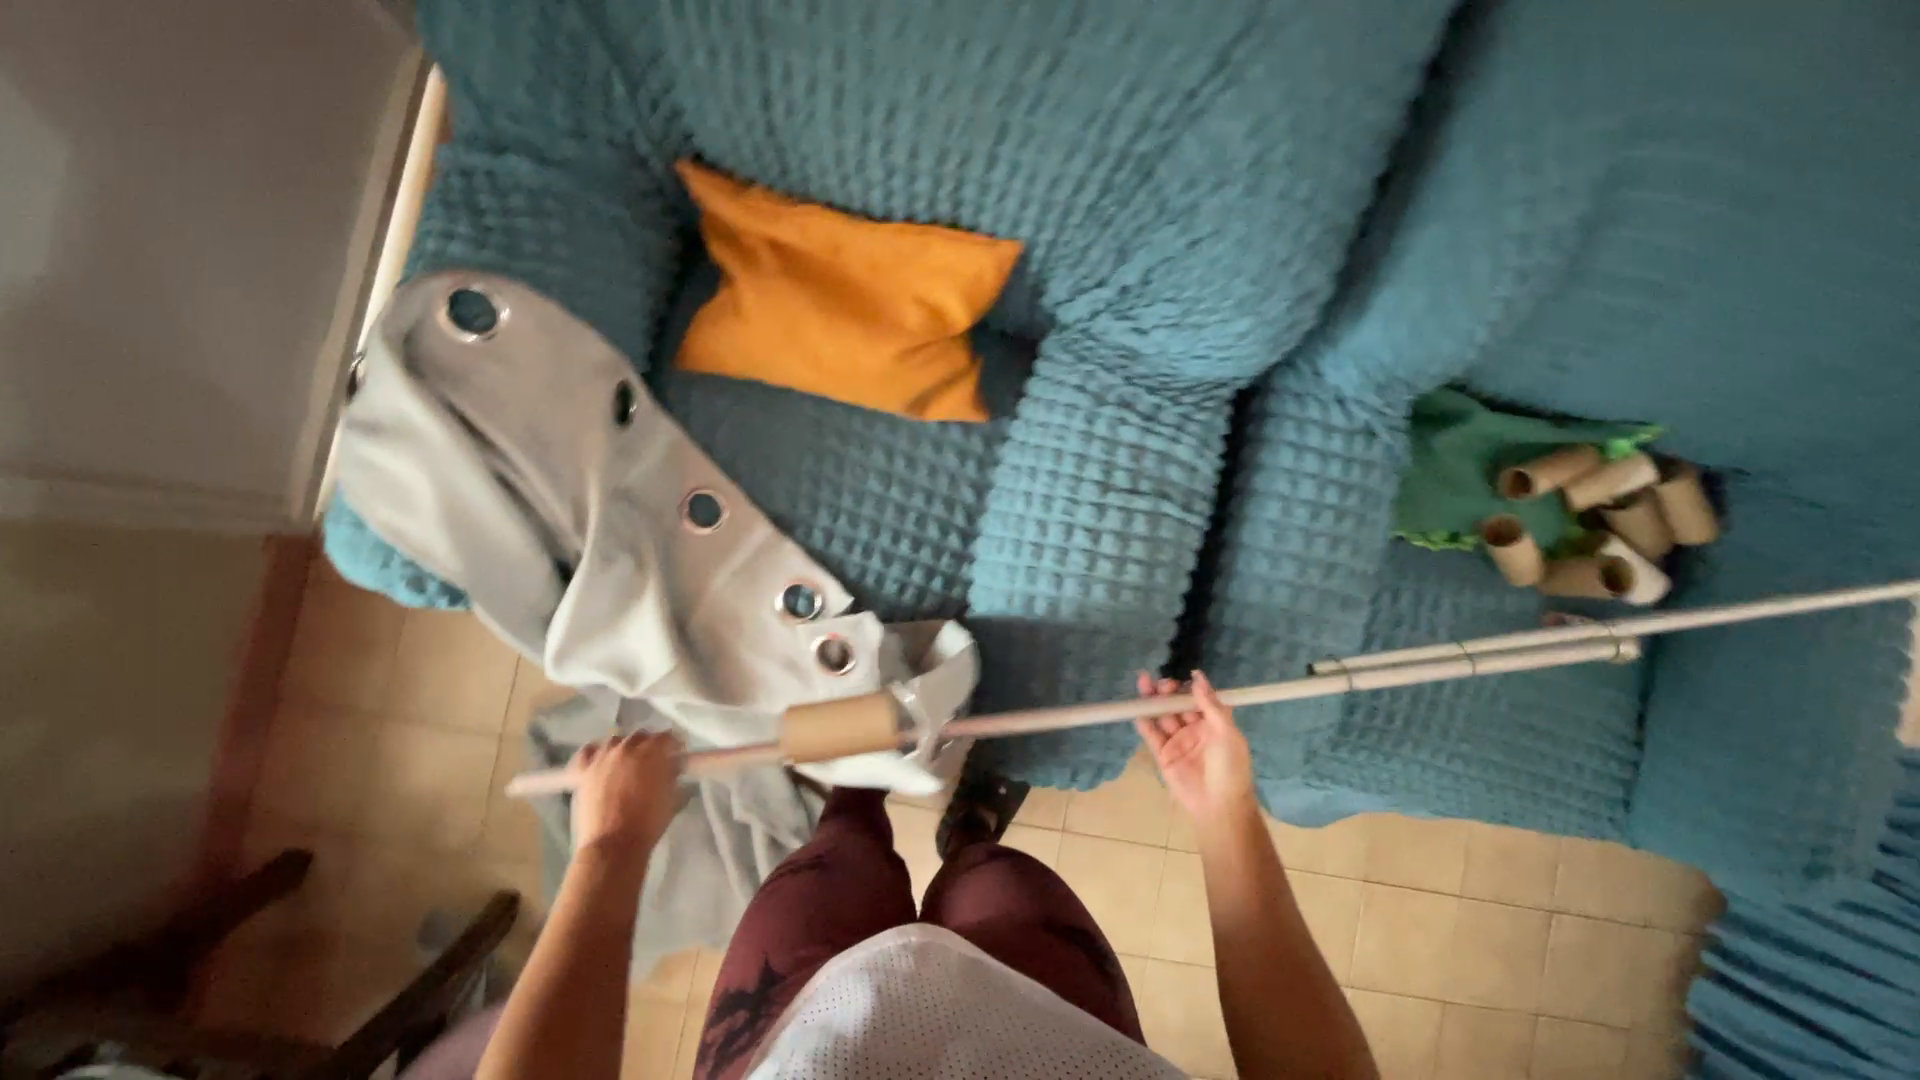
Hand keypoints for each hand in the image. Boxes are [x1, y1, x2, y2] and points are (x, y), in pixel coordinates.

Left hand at [567, 733, 683, 853]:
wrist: (614, 843)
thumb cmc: (649, 822)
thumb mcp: (672, 797)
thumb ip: (672, 776)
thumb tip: (672, 767)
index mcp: (652, 752)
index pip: (667, 737)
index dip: (674, 745)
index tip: (677, 755)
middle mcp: (626, 748)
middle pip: (641, 736)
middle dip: (650, 745)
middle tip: (654, 761)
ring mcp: (602, 758)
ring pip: (615, 741)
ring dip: (624, 747)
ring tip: (627, 762)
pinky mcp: (583, 771)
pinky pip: (587, 752)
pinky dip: (595, 752)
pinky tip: (600, 760)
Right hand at [1133, 670, 1257, 827]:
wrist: (1220, 805)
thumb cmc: (1230, 767)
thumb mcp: (1227, 733)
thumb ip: (1211, 705)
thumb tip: (1197, 677)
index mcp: (1213, 723)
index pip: (1196, 699)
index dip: (1186, 689)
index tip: (1178, 681)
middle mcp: (1194, 729)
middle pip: (1176, 705)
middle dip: (1167, 693)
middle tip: (1159, 684)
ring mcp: (1177, 742)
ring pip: (1162, 716)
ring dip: (1153, 702)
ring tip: (1143, 685)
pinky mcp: (1163, 755)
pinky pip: (1151, 735)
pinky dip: (1144, 723)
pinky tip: (1137, 710)